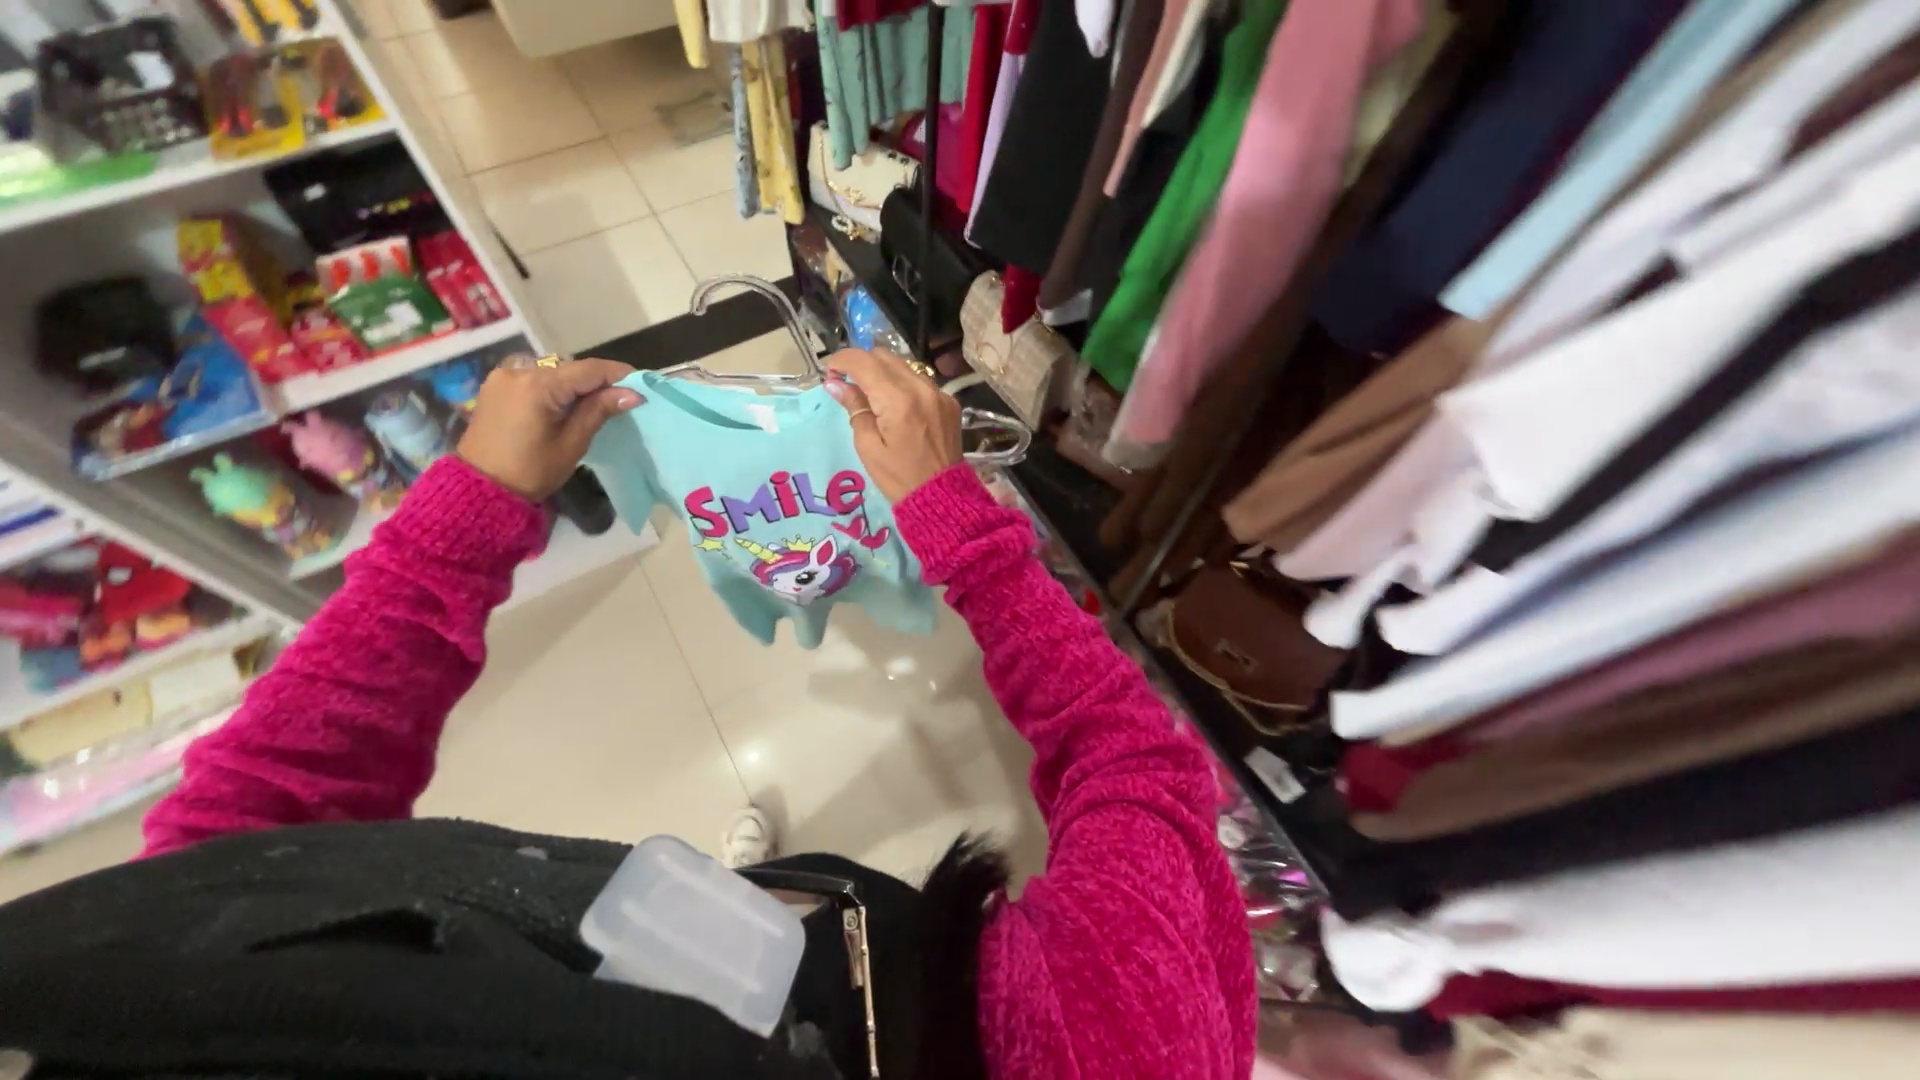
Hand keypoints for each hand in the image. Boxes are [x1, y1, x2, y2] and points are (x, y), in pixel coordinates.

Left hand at [456, 357, 641, 500]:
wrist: (482, 488)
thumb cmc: (532, 470)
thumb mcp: (573, 442)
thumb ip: (600, 410)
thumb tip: (633, 393)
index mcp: (538, 385)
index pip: (589, 369)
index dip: (618, 374)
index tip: (641, 386)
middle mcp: (518, 371)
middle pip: (570, 367)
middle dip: (597, 380)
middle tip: (620, 399)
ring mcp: (504, 376)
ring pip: (552, 370)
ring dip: (574, 382)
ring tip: (593, 403)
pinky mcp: (496, 385)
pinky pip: (533, 376)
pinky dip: (553, 385)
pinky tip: (564, 403)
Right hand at [824, 347, 961, 502]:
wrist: (941, 497)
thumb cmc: (898, 477)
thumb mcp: (868, 446)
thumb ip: (854, 408)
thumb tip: (836, 383)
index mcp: (898, 400)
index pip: (864, 362)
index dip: (842, 361)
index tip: (830, 373)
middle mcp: (922, 388)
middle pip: (884, 356)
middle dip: (862, 364)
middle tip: (848, 385)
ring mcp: (939, 393)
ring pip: (904, 366)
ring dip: (883, 373)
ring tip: (871, 396)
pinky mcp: (949, 402)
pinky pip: (920, 381)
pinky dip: (903, 385)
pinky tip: (896, 406)